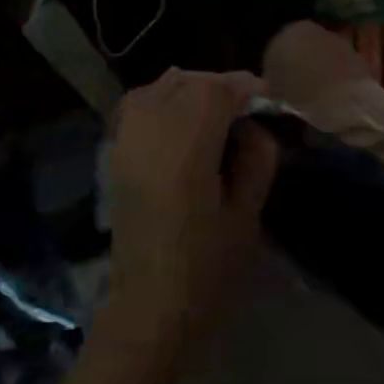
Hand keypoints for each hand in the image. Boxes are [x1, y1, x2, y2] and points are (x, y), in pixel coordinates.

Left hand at [105, 69, 279, 358]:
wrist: (147, 303)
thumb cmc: (205, 268)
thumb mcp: (247, 216)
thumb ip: (257, 158)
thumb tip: (254, 124)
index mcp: (185, 147)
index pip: (217, 90)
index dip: (245, 86)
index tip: (268, 98)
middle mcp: (150, 129)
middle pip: (189, 81)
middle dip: (222, 87)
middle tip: (247, 110)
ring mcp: (126, 134)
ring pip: (163, 84)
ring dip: (193, 88)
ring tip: (217, 114)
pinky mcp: (115, 146)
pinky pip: (141, 100)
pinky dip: (164, 97)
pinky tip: (181, 119)